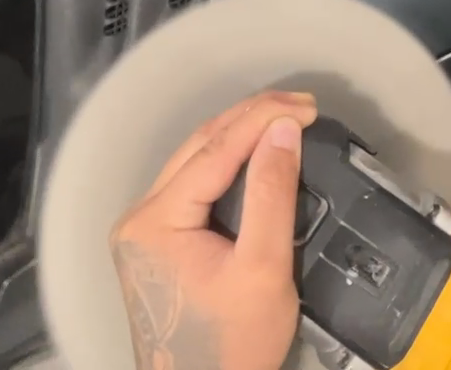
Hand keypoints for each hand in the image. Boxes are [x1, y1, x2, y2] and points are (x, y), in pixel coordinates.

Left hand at [110, 91, 318, 369]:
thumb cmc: (232, 345)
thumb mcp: (262, 269)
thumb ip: (272, 194)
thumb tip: (284, 128)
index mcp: (156, 222)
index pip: (217, 149)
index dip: (264, 118)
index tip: (309, 106)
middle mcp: (141, 216)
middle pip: (202, 144)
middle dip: (255, 116)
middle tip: (304, 105)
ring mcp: (146, 228)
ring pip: (199, 156)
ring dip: (244, 130)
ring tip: (288, 116)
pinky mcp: (160, 239)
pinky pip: (198, 179)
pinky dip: (233, 156)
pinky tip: (260, 147)